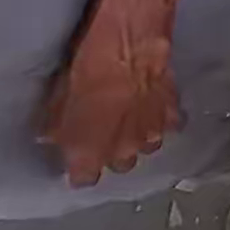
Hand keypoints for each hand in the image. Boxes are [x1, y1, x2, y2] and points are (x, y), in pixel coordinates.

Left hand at [39, 14, 179, 186]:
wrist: (129, 50)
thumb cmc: (83, 76)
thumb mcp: (55, 105)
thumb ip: (59, 130)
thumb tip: (57, 139)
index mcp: (89, 153)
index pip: (85, 179)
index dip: (80, 170)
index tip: (76, 160)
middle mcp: (124, 151)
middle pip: (121, 165)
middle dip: (112, 155)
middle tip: (105, 137)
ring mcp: (153, 133)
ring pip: (149, 147)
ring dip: (140, 139)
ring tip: (134, 124)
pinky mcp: (174, 113)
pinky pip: (169, 126)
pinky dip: (162, 120)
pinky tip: (155, 109)